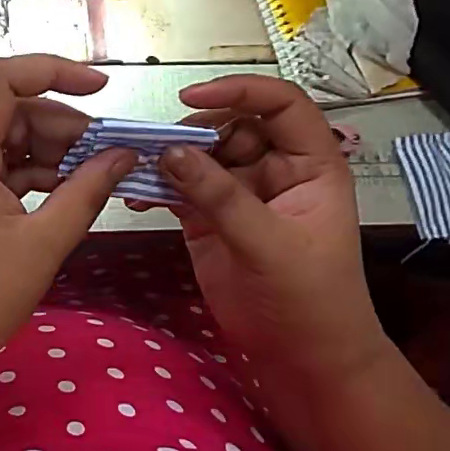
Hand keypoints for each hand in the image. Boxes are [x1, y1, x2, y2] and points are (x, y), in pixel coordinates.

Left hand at [0, 56, 137, 387]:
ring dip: (54, 148)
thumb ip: (87, 192)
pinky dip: (39, 171)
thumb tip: (123, 156)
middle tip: (104, 149)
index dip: (51, 70)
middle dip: (62, 121)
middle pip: (9, 109)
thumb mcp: (44, 243)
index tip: (98, 86)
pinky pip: (5, 164)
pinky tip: (69, 189)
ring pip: (10, 136)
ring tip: (92, 172)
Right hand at [145, 75, 392, 376]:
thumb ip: (221, 196)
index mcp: (310, 164)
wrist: (301, 358)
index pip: (280, 105)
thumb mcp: (270, 244)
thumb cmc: (310, 302)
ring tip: (140, 168)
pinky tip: (139, 195)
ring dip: (169, 159)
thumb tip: (171, 153)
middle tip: (158, 147)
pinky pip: (180, 189)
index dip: (240, 91)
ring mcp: (238, 194)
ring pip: (200, 156)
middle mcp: (274, 170)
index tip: (192, 98)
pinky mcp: (209, 219)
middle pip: (231, 126)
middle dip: (194, 132)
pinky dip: (158, 188)